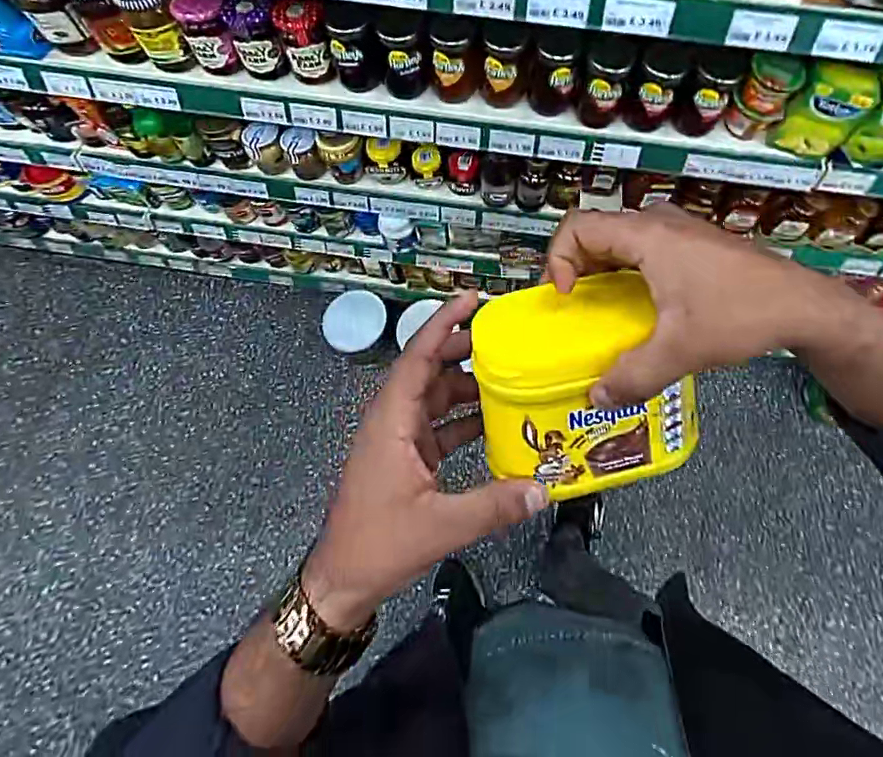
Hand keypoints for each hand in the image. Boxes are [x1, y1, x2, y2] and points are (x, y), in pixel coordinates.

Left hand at [302, 292, 548, 628]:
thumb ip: (493, 506)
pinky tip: (496, 422)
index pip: (417, 357)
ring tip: (509, 376)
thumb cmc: (375, 546)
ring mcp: (399, 439)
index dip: (443, 323)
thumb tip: (543, 490)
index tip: (472, 299)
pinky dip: (466, 417)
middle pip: (429, 369)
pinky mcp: (408, 457)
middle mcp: (394, 421)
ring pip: (436, 395)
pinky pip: (441, 423)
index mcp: (391, 421)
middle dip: (464, 349)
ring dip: (469, 384)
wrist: (339, 583)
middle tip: (505, 339)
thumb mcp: (438, 526)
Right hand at [545, 204, 843, 406]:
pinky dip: (632, 268)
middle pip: (598, 231)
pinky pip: (648, 246)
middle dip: (578, 266)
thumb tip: (598, 397)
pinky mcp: (699, 242)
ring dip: (605, 268)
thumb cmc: (740, 314)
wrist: (803, 304)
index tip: (565, 296)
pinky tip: (645, 304)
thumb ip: (633, 376)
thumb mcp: (681, 350)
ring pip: (624, 238)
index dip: (557, 257)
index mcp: (647, 234)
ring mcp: (683, 228)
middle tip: (576, 305)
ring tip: (605, 307)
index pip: (578, 225)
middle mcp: (661, 221)